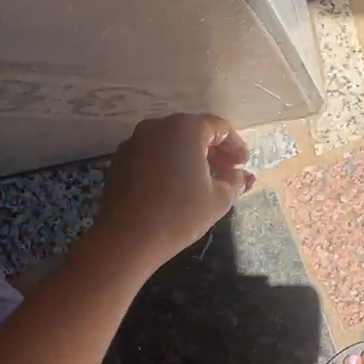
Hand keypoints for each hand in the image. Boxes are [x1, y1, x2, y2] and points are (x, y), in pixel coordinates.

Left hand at [94, 113, 252, 269]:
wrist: (128, 238)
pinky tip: (175, 187)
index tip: (243, 165)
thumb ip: (235, 182)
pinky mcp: (120, 160)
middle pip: (193, 131)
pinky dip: (168, 163)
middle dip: (214, 150)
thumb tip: (242, 176)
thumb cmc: (180, 214)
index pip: (219, 127)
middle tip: (227, 172)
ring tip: (203, 181)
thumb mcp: (219, 199)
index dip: (236, 145)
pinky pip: (152, 154)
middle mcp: (157, 126)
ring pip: (171, 142)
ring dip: (190, 157)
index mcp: (185, 129)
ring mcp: (134, 141)